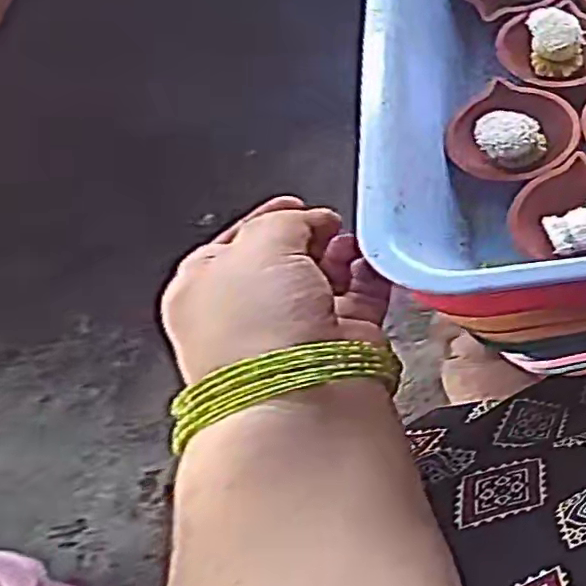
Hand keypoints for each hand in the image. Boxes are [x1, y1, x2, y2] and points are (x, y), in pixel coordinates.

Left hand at [161, 197, 391, 383]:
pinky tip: (377, 262)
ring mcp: (303, 319)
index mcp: (208, 285)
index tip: (300, 205)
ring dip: (345, 254)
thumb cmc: (259, 324)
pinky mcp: (348, 331)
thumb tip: (315, 219)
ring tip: (357, 243)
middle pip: (290, 256)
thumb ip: (284, 222)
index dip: (272, 220)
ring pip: (330, 273)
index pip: (240, 240)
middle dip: (313, 236)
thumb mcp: (257, 249)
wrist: (303, 379)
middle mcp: (255, 305)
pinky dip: (375, 275)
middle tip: (332, 225)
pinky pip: (367, 292)